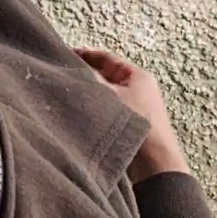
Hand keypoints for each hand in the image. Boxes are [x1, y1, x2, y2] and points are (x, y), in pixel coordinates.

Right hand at [75, 48, 190, 183]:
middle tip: (62, 72)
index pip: (106, 58)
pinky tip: (77, 107)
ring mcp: (133, 105)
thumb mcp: (110, 96)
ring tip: (66, 89)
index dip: (85, 54)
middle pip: (105, 74)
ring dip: (88, 90)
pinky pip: (106, 106)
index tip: (65, 53)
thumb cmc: (137, 124)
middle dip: (85, 72)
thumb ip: (91, 79)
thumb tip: (73, 68)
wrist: (154, 164)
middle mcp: (137, 87)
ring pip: (104, 91)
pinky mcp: (128, 122)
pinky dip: (94, 104)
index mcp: (137, 76)